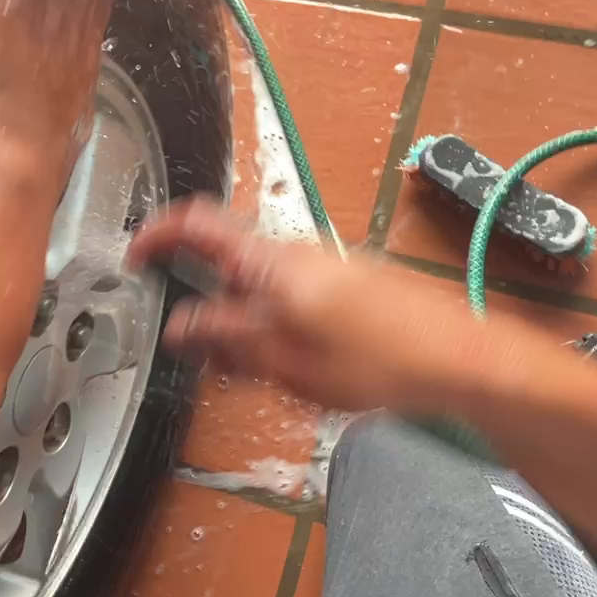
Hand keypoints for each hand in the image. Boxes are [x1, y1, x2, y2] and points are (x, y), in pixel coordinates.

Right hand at [126, 197, 565, 412]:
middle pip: (227, 265)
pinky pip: (292, 300)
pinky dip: (277, 328)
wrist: (460, 358)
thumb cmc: (382, 356)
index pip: (196, 225)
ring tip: (261, 371)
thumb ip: (225, 339)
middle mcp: (296, 252)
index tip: (135, 255)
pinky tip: (298, 366)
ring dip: (245, 325)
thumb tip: (182, 328)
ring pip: (261, 290)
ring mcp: (324, 267)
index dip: (157, 235)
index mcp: (270, 260)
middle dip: (207, 306)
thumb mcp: (284, 359)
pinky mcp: (346, 286)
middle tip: (207, 354)